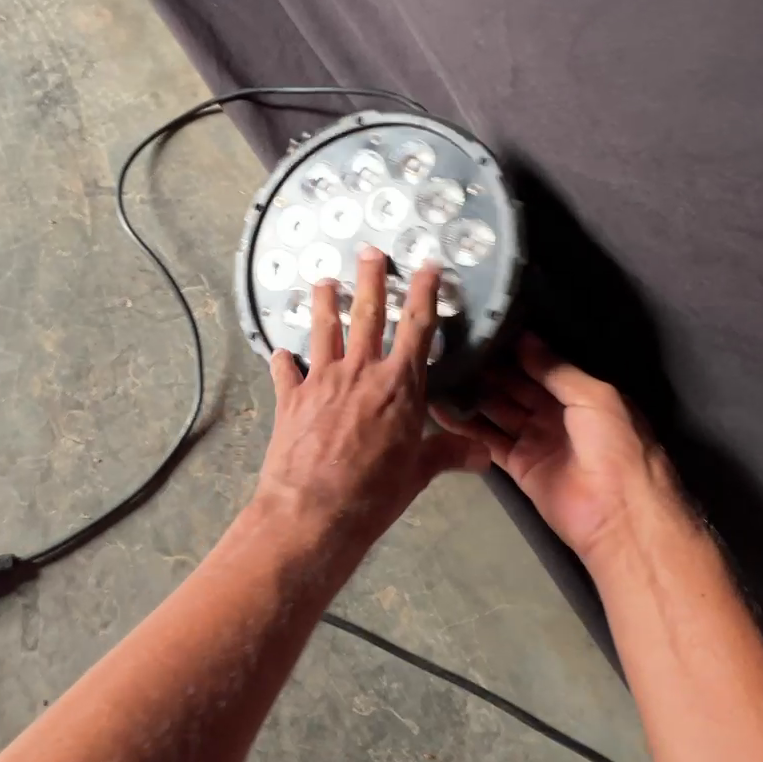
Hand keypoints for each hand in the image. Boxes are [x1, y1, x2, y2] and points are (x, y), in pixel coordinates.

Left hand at [257, 247, 485, 550]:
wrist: (312, 511)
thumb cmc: (373, 494)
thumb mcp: (418, 474)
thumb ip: (448, 455)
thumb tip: (482, 455)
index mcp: (398, 385)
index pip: (417, 327)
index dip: (424, 293)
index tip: (427, 266)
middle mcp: (360, 372)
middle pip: (366, 314)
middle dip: (370, 279)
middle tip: (369, 251)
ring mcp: (321, 381)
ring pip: (322, 330)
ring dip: (323, 303)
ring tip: (323, 281)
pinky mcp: (290, 397)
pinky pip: (285, 370)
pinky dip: (283, 360)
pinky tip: (279, 353)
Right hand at [433, 335, 668, 559]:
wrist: (620, 517)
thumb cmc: (615, 446)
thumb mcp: (594, 397)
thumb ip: (555, 369)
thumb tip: (524, 338)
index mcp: (581, 394)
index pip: (541, 367)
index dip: (515, 351)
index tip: (482, 330)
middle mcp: (556, 414)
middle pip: (516, 387)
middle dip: (489, 371)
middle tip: (452, 349)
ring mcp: (536, 440)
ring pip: (498, 411)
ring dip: (473, 396)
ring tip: (440, 373)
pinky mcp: (518, 466)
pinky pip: (487, 441)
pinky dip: (465, 428)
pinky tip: (440, 410)